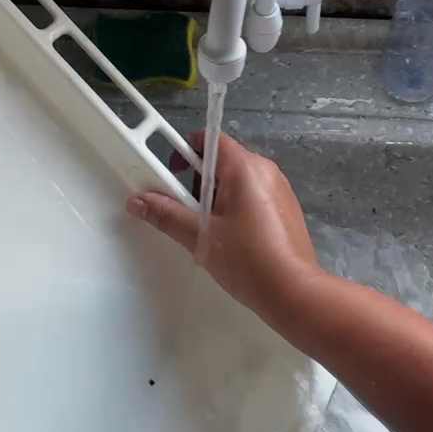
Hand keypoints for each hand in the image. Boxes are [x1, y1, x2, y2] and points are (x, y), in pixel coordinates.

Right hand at [126, 131, 324, 320]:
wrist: (295, 292)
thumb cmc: (247, 260)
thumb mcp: (201, 237)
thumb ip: (167, 215)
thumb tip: (137, 202)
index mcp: (244, 166)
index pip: (210, 138)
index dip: (187, 150)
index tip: (173, 174)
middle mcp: (264, 168)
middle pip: (222, 160)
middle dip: (200, 180)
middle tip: (189, 211)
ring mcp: (279, 187)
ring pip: (238, 179)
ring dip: (218, 196)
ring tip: (210, 229)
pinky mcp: (287, 206)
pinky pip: (254, 193)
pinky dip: (238, 206)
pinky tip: (234, 238)